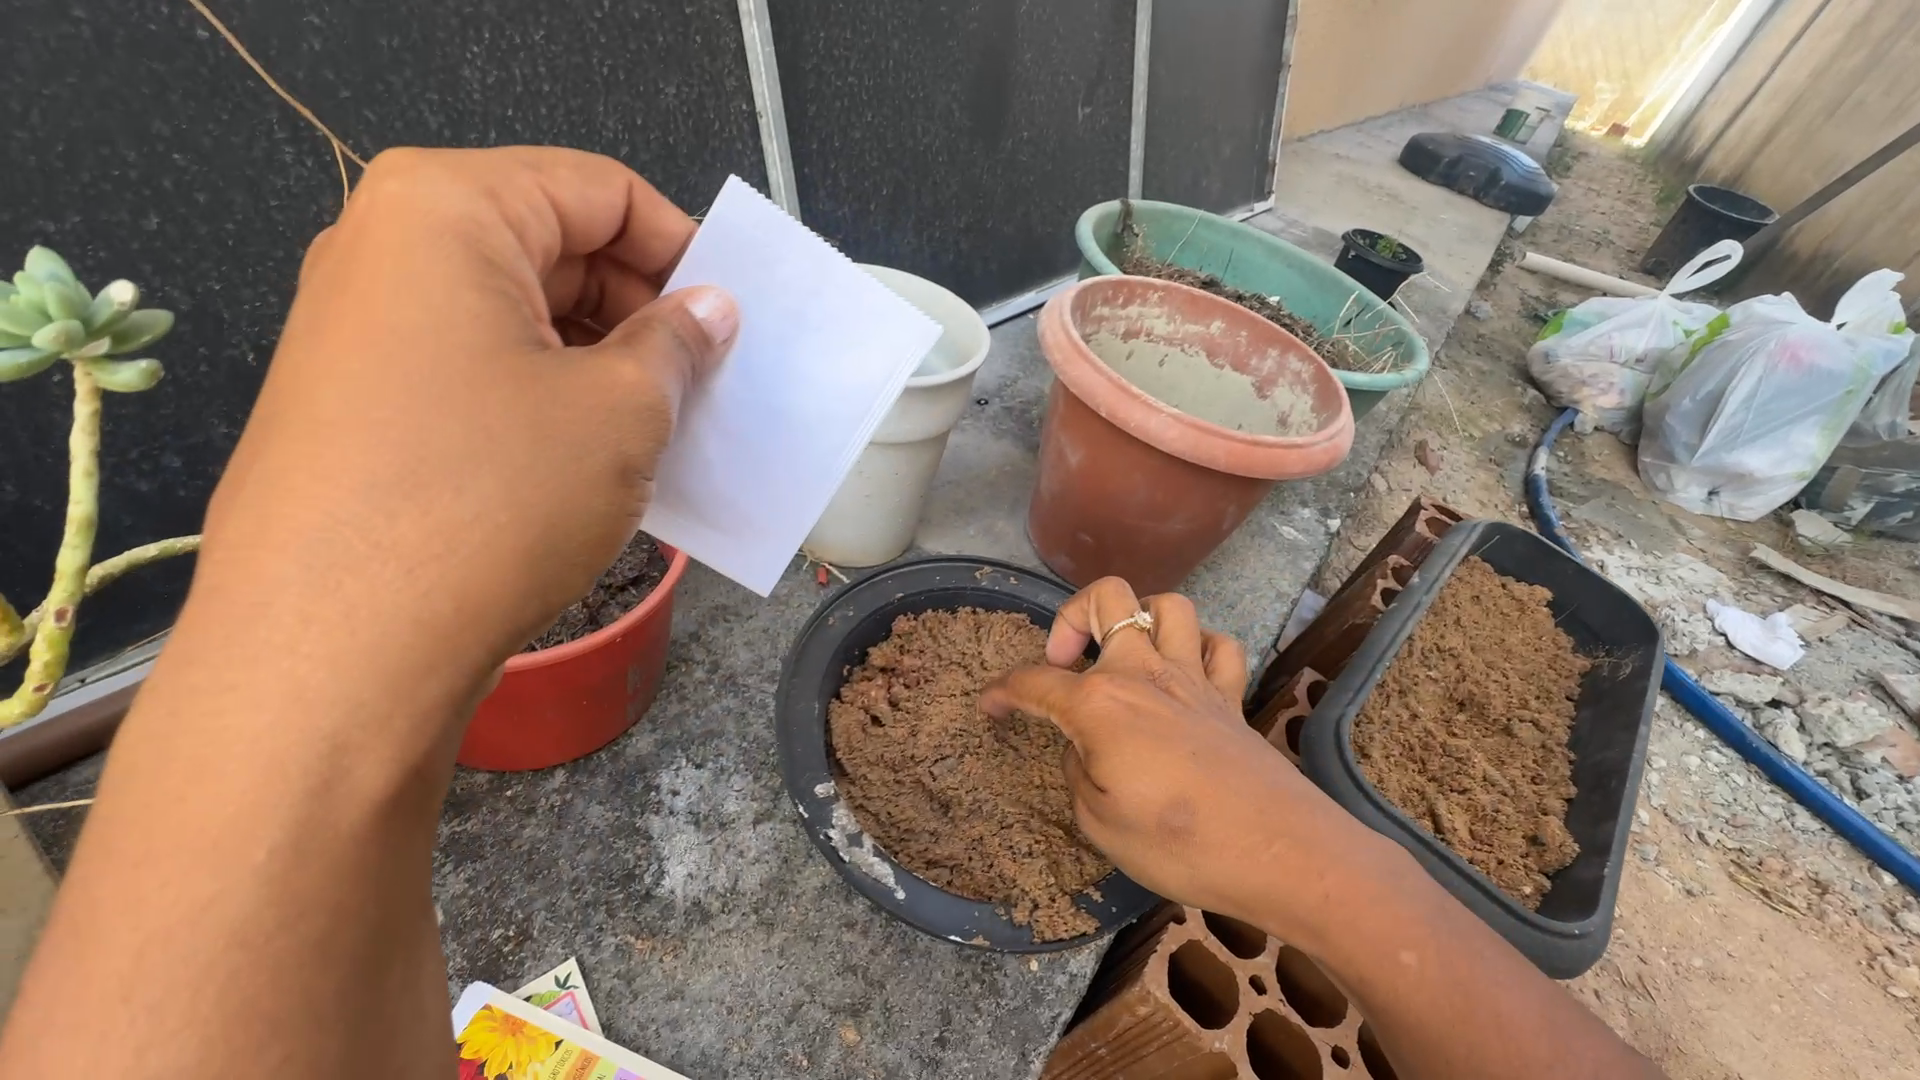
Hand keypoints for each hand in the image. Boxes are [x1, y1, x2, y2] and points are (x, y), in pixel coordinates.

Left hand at [182, 147, 736, 717]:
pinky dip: (559, 402)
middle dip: (648, 311)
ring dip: (610, 364)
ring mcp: (370, 334)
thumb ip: (680, 341)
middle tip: (711, 381)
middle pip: (560, 248)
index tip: (735, 317)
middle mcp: (391, 251)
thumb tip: (712, 309)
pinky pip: (491, 376)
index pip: (603, 190)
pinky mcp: (369, 408)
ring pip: (529, 320)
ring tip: (667, 429)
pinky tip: (604, 462)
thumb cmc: (494, 495)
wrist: (337, 650)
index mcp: (449, 210)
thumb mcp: (621, 409)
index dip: (685, 248)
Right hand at [982, 577, 1388, 942]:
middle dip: (1071, 617)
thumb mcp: (1098, 820)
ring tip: (1125, 656)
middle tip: (1065, 662)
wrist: (1279, 853)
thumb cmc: (1178, 843)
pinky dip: (1199, 648)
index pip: (1034, 683)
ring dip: (1139, 618)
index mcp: (1099, 703)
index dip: (1002, 692)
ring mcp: (1193, 678)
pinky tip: (1185, 673)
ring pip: (1168, 605)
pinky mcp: (1231, 696)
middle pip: (1106, 598)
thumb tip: (1087, 748)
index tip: (988, 706)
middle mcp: (1143, 672)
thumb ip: (1079, 770)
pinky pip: (1219, 646)